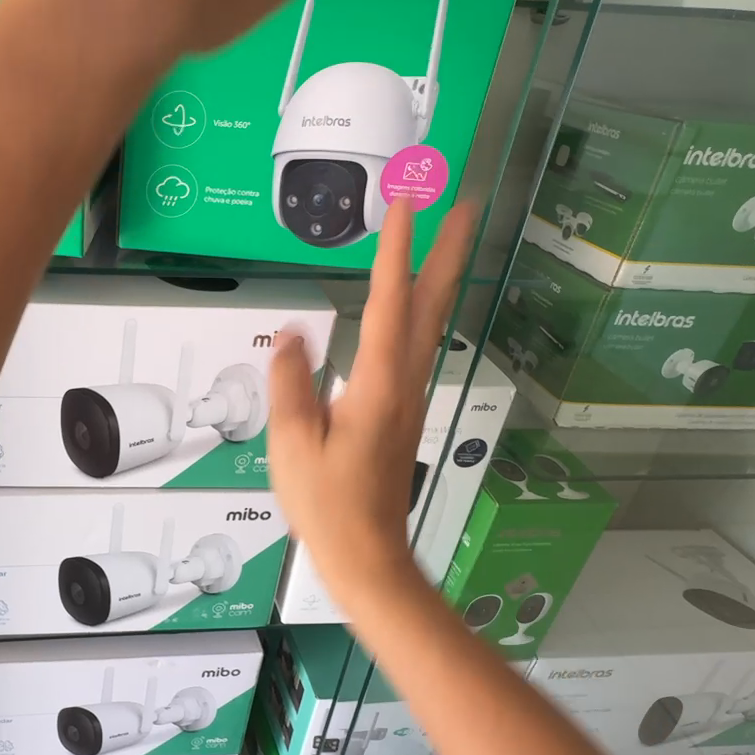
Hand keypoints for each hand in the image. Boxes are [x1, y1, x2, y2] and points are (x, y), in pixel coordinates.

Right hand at [267, 201, 474, 599]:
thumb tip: (295, 333)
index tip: (404, 200)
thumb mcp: (294, 445)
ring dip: (441, 274)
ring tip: (447, 237)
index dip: (397, 247)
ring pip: (432, 322)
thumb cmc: (330, 506)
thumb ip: (293, 383)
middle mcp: (404, 384)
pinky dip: (423, 309)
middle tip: (460, 200)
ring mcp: (408, 397)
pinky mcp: (402, 411)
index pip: (390, 300)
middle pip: (433, 303)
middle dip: (447, 248)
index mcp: (378, 385)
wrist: (366, 554)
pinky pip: (417, 345)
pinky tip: (415, 306)